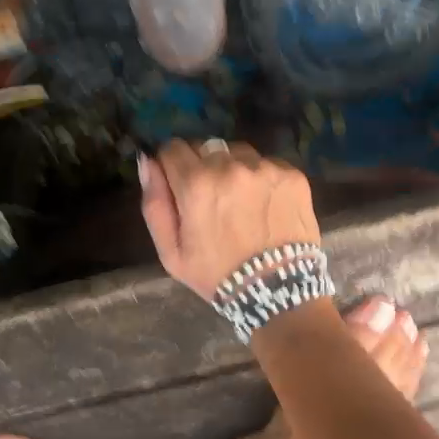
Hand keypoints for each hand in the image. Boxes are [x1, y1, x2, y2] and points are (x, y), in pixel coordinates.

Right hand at [140, 140, 322, 297]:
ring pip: (238, 153)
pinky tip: (265, 208)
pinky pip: (268, 165)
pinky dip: (263, 180)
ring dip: (234, 170)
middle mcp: (229, 166)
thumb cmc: (216, 276)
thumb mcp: (172, 253)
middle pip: (205, 148)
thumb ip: (155, 205)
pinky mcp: (292, 175)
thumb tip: (147, 161)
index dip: (172, 166)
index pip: (172, 148)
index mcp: (195, 183)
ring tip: (241, 205)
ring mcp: (264, 168)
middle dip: (203, 168)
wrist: (276, 290)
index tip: (179, 186)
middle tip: (212, 202)